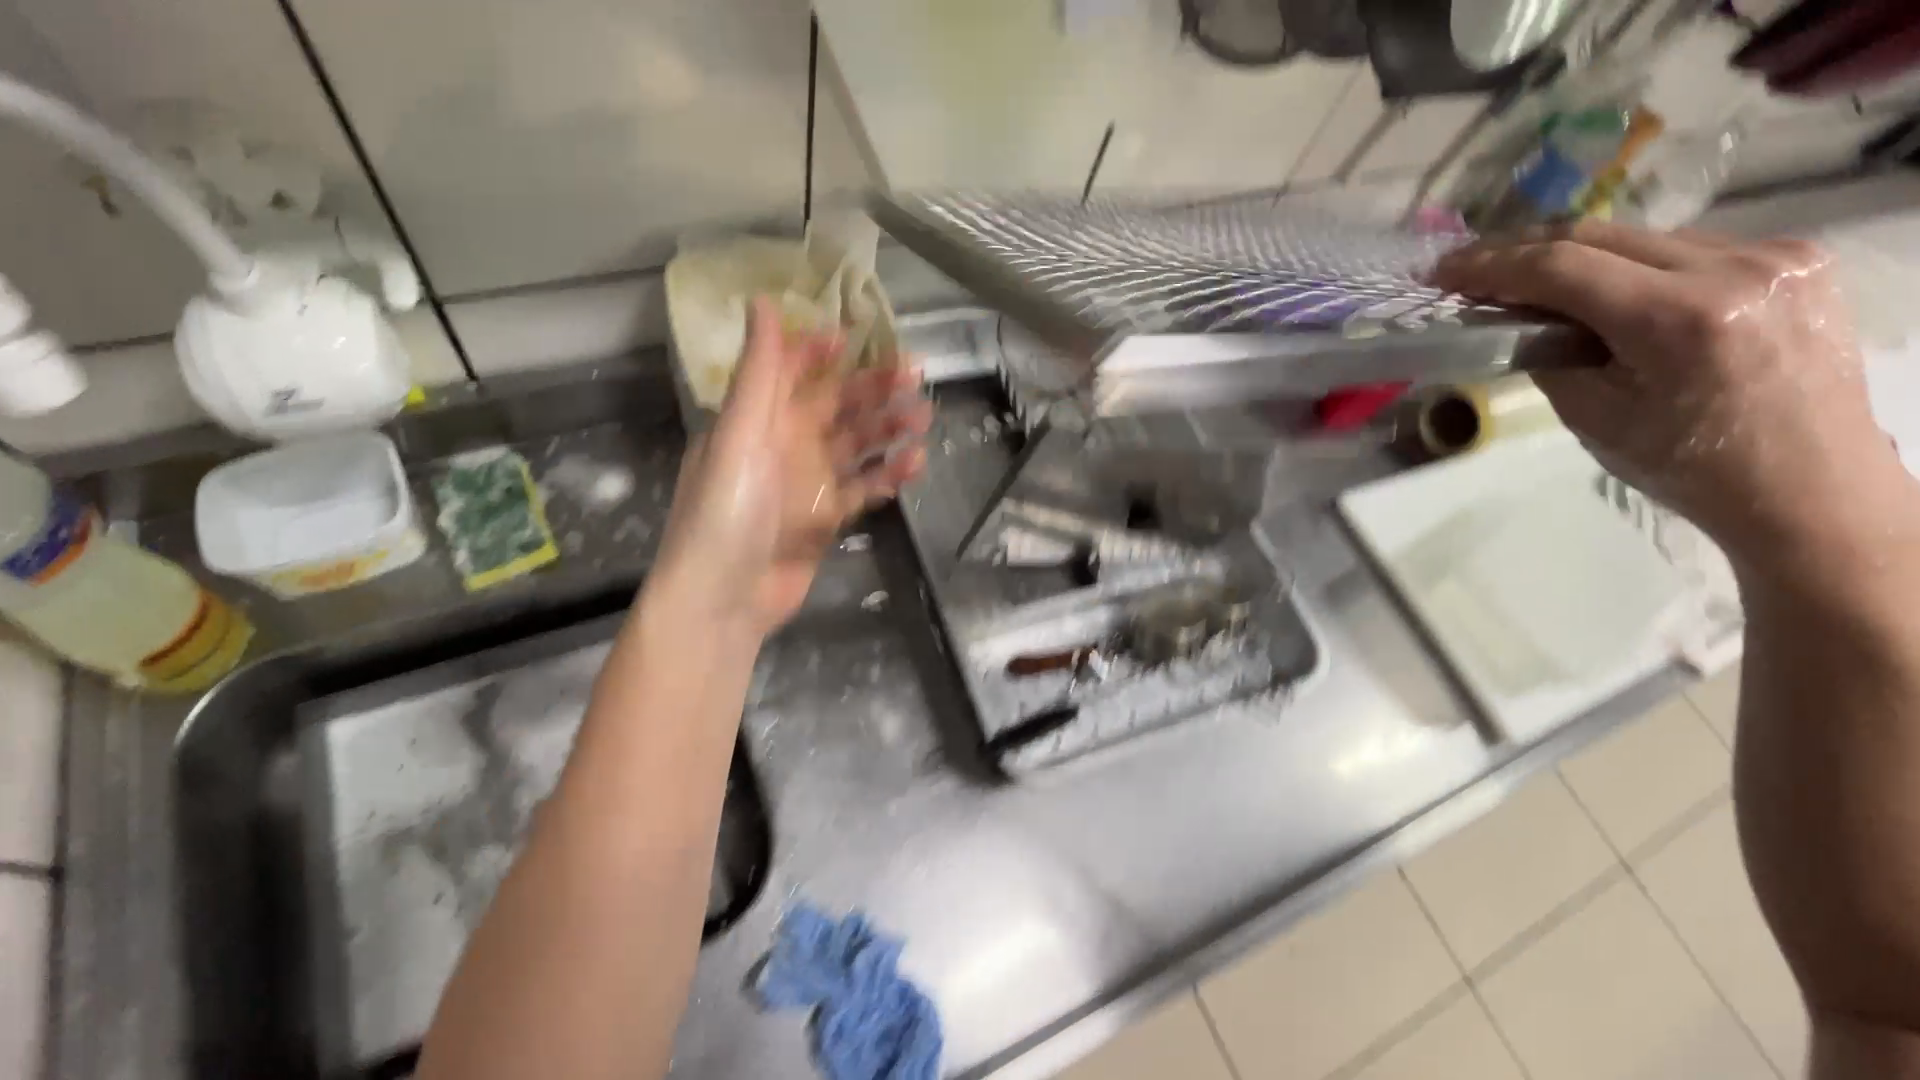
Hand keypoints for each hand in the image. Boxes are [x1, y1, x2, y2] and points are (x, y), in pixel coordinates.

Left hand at [650, 296, 931, 636]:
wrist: (724, 598)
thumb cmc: (725, 511)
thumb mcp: (739, 434)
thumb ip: (759, 372)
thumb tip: (760, 300)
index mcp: (756, 419)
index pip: (791, 372)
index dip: (821, 350)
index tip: (858, 336)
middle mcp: (784, 443)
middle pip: (835, 405)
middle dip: (873, 388)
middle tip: (915, 374)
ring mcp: (807, 483)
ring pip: (856, 444)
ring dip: (888, 428)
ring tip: (923, 418)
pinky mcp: (826, 519)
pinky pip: (863, 488)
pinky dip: (888, 475)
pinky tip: (914, 464)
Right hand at [1431, 221, 1909, 578]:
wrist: (1807, 487)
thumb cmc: (1687, 468)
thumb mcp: (1593, 417)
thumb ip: (1549, 355)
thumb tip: (1511, 315)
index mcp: (1680, 320)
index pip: (1563, 268)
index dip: (1492, 266)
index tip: (1444, 273)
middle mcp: (1735, 269)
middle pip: (1601, 236)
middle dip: (1525, 249)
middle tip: (1472, 268)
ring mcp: (1776, 256)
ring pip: (1645, 237)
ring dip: (1580, 256)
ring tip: (1533, 281)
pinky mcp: (1801, 256)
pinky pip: (1690, 248)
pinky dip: (1636, 265)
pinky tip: (1611, 290)